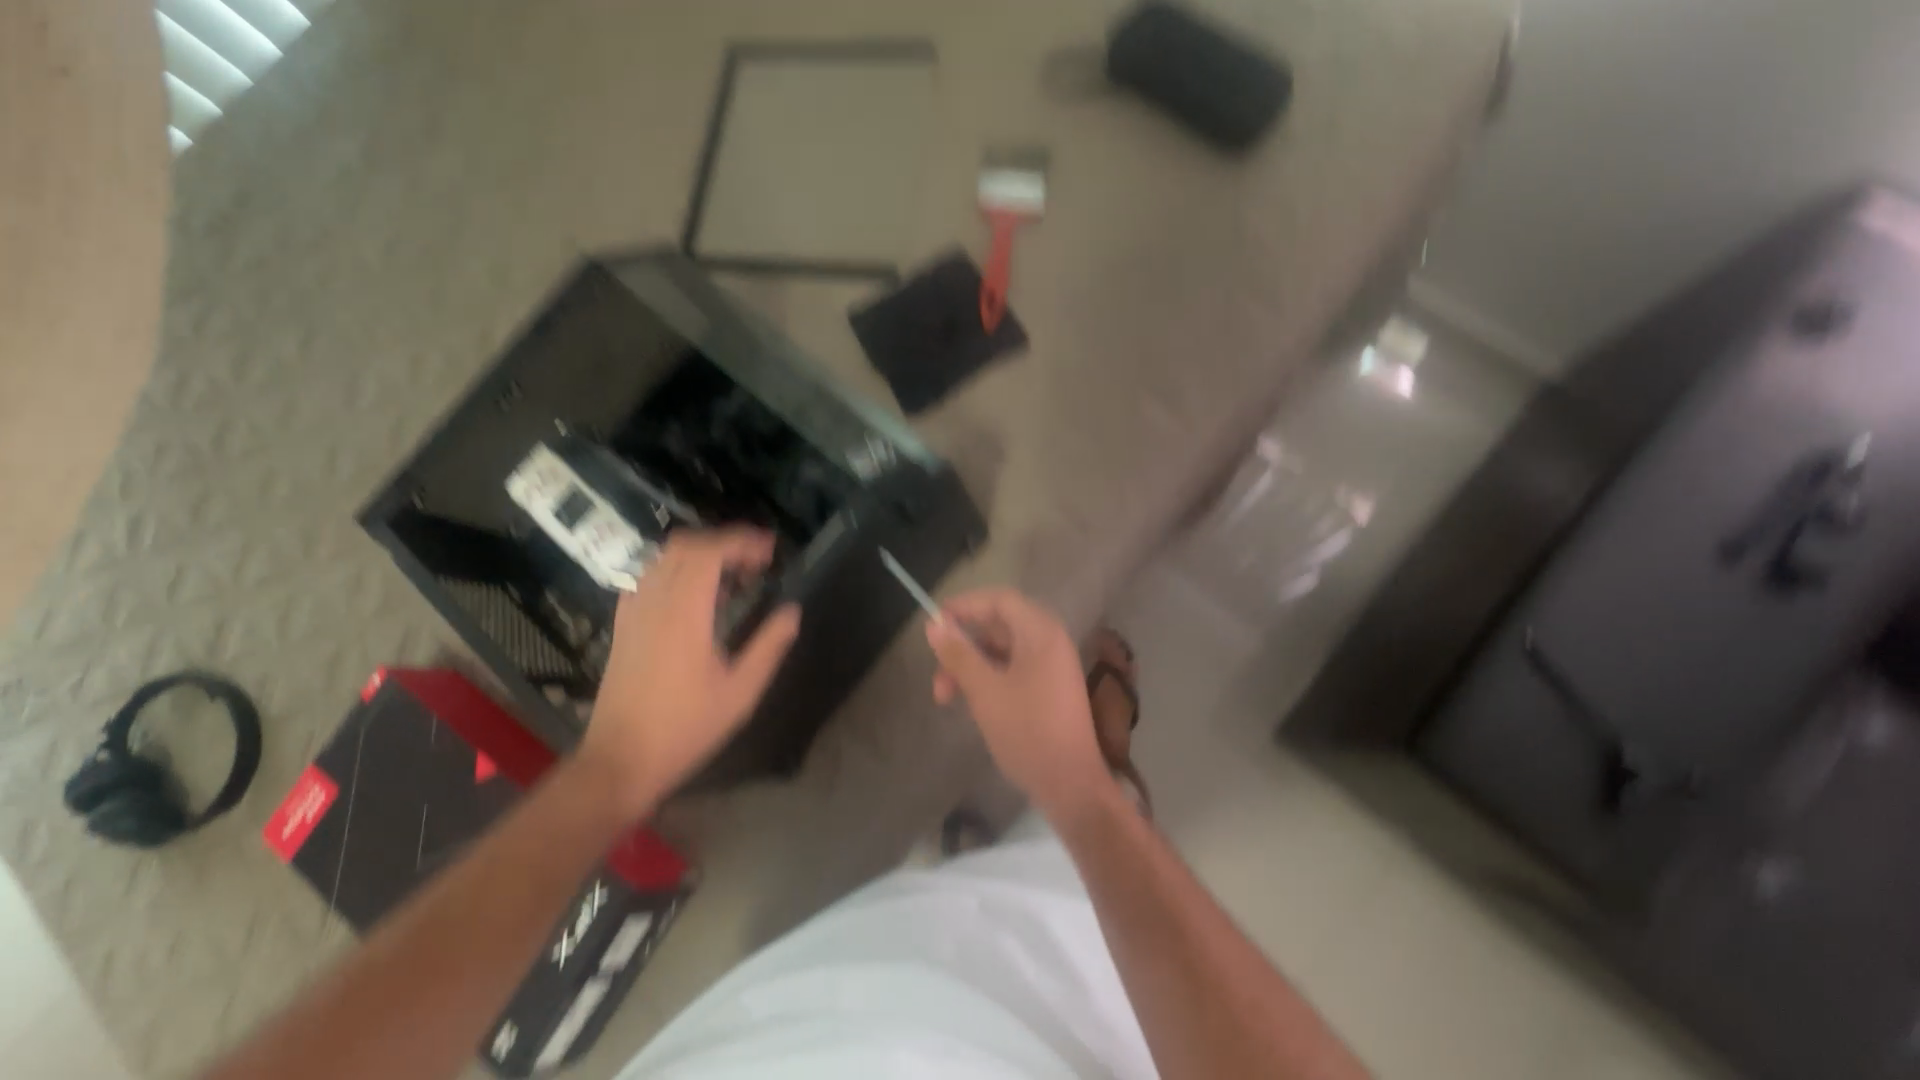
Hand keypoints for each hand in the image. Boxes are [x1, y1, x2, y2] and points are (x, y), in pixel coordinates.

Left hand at [582, 528, 800, 816]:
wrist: (621, 760)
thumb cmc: (685, 728)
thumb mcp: (740, 693)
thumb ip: (769, 646)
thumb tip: (791, 611)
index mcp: (684, 612)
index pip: (710, 551)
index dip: (742, 541)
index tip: (771, 550)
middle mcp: (654, 601)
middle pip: (685, 546)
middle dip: (723, 542)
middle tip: (756, 561)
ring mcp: (633, 611)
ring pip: (663, 559)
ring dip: (700, 555)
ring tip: (732, 577)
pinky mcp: (623, 625)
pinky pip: (648, 578)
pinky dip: (675, 571)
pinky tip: (694, 597)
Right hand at [925, 588, 1112, 819]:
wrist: (1070, 784)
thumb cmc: (1027, 731)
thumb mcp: (984, 690)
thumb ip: (958, 654)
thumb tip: (934, 624)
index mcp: (1041, 633)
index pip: (999, 600)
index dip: (965, 605)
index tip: (934, 623)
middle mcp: (1050, 643)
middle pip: (999, 626)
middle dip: (963, 646)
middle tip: (937, 674)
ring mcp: (1052, 668)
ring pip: (1001, 652)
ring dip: (971, 667)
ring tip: (946, 698)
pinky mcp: (1048, 691)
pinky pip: (1012, 671)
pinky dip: (987, 680)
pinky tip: (971, 704)